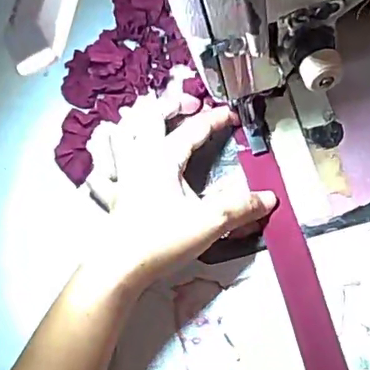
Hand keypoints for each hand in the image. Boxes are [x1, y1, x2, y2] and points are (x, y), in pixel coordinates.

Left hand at [77, 82, 275, 293]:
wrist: (121, 267)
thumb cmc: (162, 240)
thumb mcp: (210, 222)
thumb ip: (241, 208)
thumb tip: (269, 199)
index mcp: (163, 158)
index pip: (192, 128)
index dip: (215, 118)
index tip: (232, 116)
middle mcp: (139, 159)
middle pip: (148, 116)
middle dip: (168, 103)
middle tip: (186, 104)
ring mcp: (120, 175)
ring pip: (119, 134)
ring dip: (132, 120)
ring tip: (143, 115)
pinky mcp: (111, 195)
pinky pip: (101, 168)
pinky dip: (104, 158)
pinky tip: (108, 160)